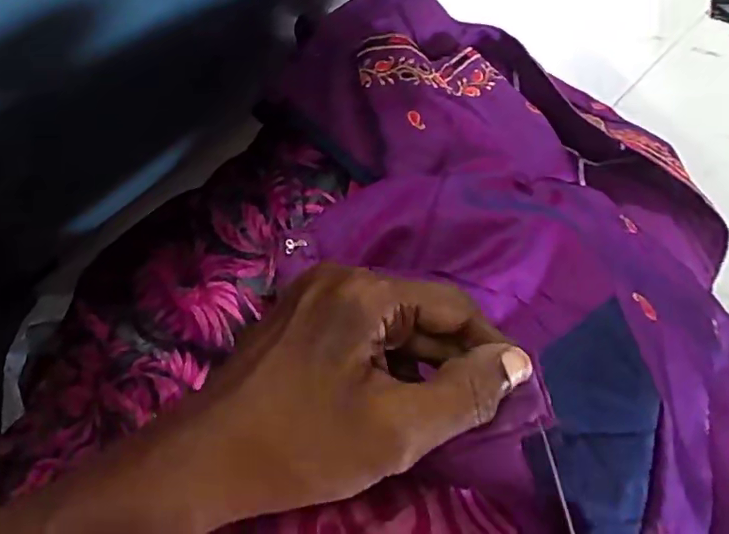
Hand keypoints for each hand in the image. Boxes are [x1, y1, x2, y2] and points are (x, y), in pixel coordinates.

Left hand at [0, 265, 532, 532]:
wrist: (213, 452)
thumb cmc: (306, 442)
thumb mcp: (397, 428)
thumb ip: (463, 392)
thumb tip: (514, 362)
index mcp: (363, 290)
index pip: (449, 305)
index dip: (488, 347)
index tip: (514, 393)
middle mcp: (338, 277)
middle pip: (416, 311)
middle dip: (450, 358)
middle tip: (475, 413)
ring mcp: (311, 292)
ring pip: (387, 322)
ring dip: (416, 362)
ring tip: (432, 413)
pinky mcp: (296, 314)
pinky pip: (357, 328)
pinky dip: (382, 360)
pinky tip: (386, 399)